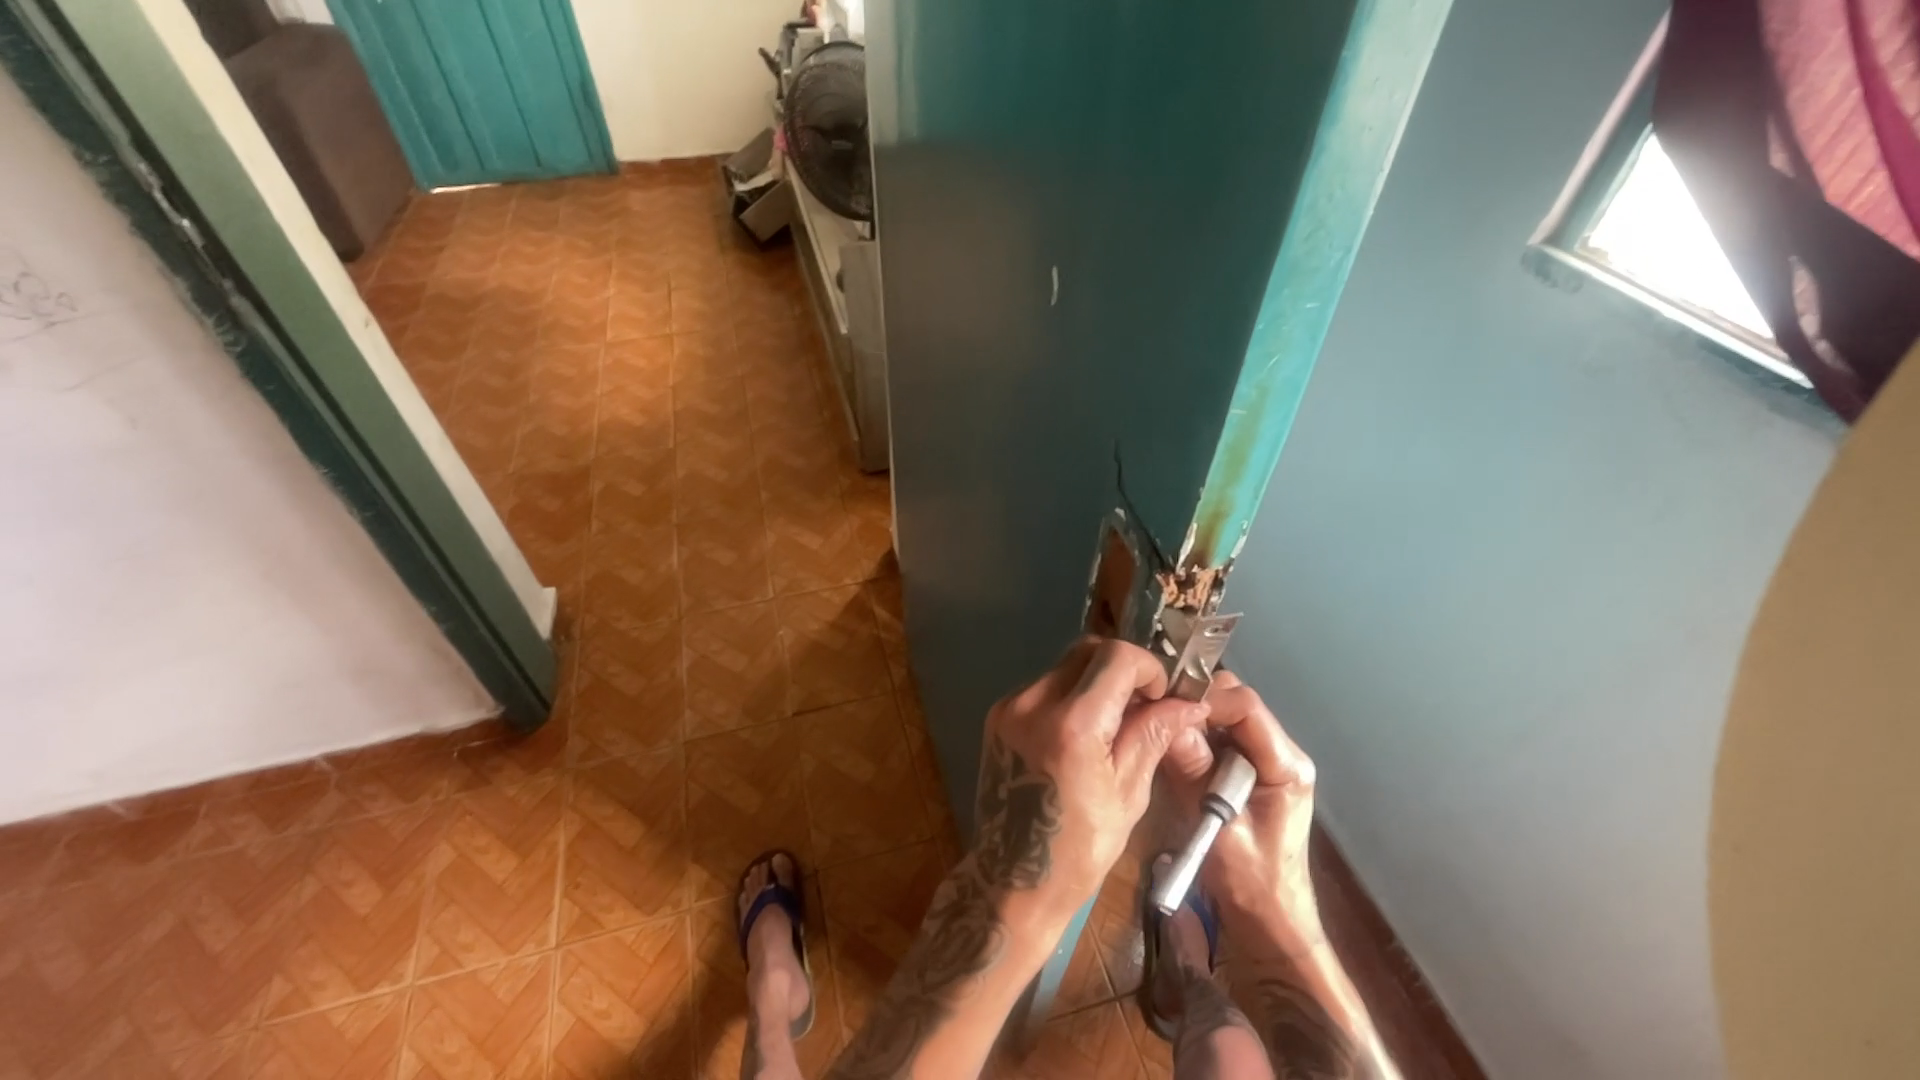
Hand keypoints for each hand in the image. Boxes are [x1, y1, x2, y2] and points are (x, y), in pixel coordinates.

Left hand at [971, 637, 1211, 927]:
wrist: (1012, 880)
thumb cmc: (1080, 849)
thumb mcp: (1128, 793)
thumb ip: (1152, 734)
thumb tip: (1188, 702)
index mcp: (1071, 725)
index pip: (1116, 658)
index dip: (1148, 668)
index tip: (1163, 695)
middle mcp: (1032, 704)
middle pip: (1087, 651)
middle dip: (1122, 669)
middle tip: (1144, 703)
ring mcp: (1009, 708)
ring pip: (1064, 667)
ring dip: (1096, 681)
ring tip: (1116, 721)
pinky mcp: (998, 717)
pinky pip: (1044, 687)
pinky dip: (1071, 696)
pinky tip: (1086, 731)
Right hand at [1163, 670, 1320, 931]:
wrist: (1272, 925)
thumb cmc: (1253, 885)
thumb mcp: (1220, 831)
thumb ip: (1197, 776)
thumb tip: (1171, 725)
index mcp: (1287, 765)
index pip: (1246, 707)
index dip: (1205, 699)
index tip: (1165, 704)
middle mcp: (1281, 753)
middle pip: (1237, 702)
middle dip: (1197, 704)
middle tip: (1157, 715)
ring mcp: (1266, 761)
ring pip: (1225, 717)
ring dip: (1193, 719)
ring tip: (1157, 728)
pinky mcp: (1248, 772)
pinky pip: (1220, 737)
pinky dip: (1194, 736)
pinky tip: (1170, 747)